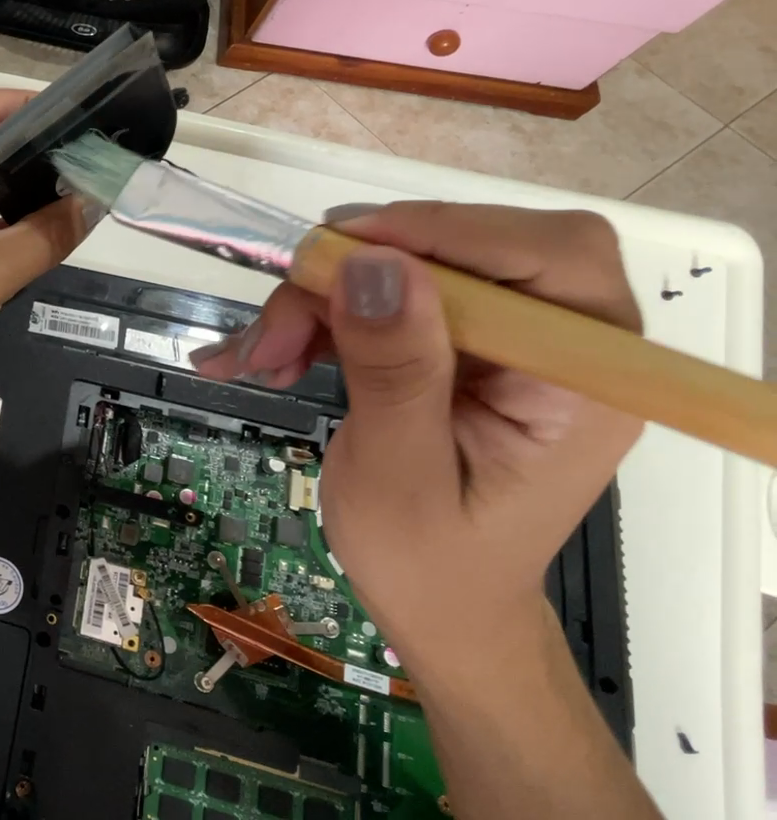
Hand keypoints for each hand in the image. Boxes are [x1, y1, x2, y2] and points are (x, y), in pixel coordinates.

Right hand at [189, 203, 643, 672]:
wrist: (431, 600)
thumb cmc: (426, 559)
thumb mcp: (400, 473)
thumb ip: (395, 370)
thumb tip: (371, 266)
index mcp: (576, 382)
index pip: (550, 258)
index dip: (449, 231)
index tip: (340, 246)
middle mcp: (548, 346)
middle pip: (459, 253)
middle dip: (352, 277)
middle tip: (272, 333)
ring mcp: (495, 344)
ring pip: (397, 271)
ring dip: (313, 304)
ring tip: (253, 360)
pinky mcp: (446, 346)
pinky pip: (371, 300)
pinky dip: (309, 320)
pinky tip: (263, 358)